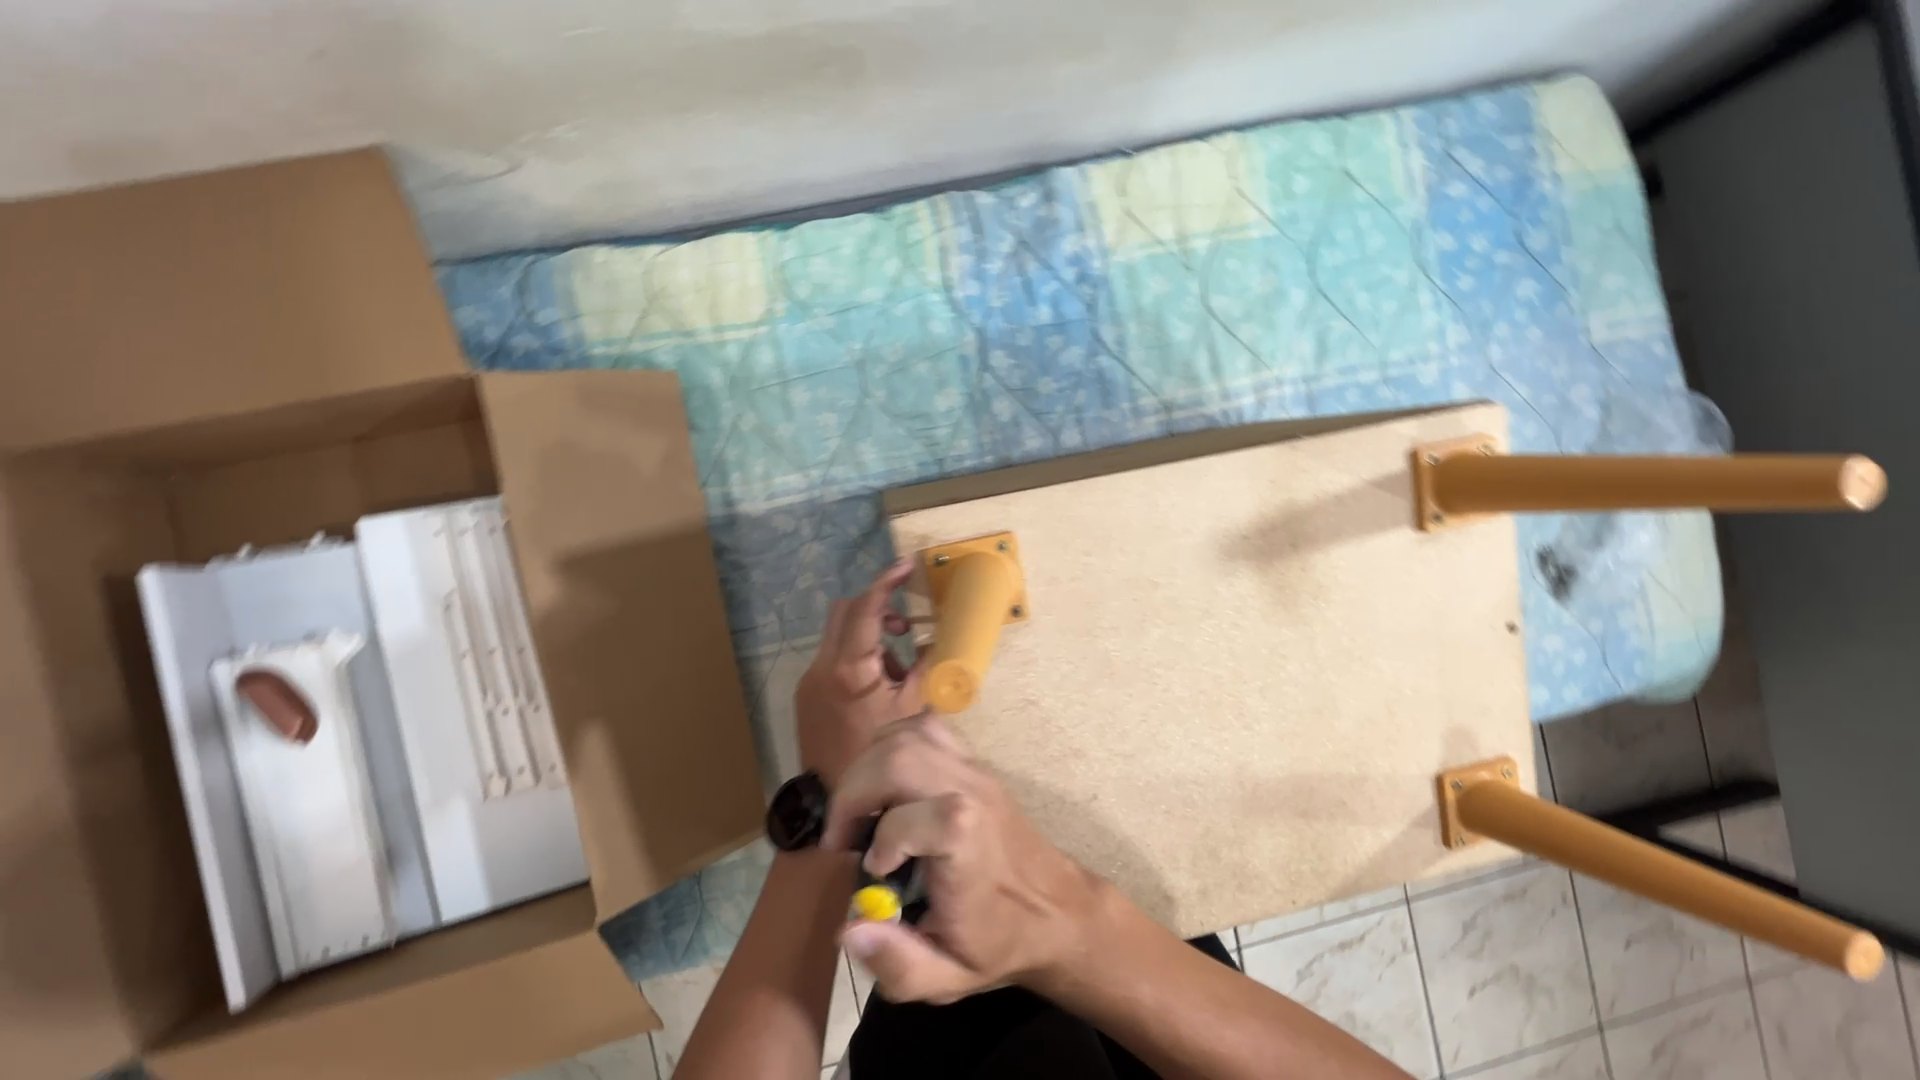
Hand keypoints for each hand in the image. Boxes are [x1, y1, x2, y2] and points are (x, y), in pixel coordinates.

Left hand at [795, 559, 926, 786]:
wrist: (832, 800)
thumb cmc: (879, 756)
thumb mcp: (913, 710)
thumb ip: (928, 670)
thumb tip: (940, 644)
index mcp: (850, 668)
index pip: (865, 608)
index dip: (886, 582)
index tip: (906, 568)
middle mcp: (823, 666)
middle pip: (845, 611)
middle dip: (876, 607)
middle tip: (904, 626)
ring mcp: (810, 679)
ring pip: (838, 634)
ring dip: (868, 635)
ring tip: (898, 666)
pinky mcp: (807, 694)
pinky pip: (833, 659)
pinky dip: (856, 657)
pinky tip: (879, 685)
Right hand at [823, 716, 1109, 1004]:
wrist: (1058, 910)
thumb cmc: (1000, 942)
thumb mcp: (948, 976)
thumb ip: (898, 964)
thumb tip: (849, 931)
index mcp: (965, 843)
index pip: (904, 818)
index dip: (878, 843)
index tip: (874, 871)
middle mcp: (970, 792)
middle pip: (898, 759)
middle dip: (853, 793)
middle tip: (843, 837)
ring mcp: (974, 770)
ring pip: (908, 734)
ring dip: (868, 765)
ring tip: (861, 809)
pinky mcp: (973, 762)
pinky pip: (926, 727)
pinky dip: (893, 743)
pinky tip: (885, 783)